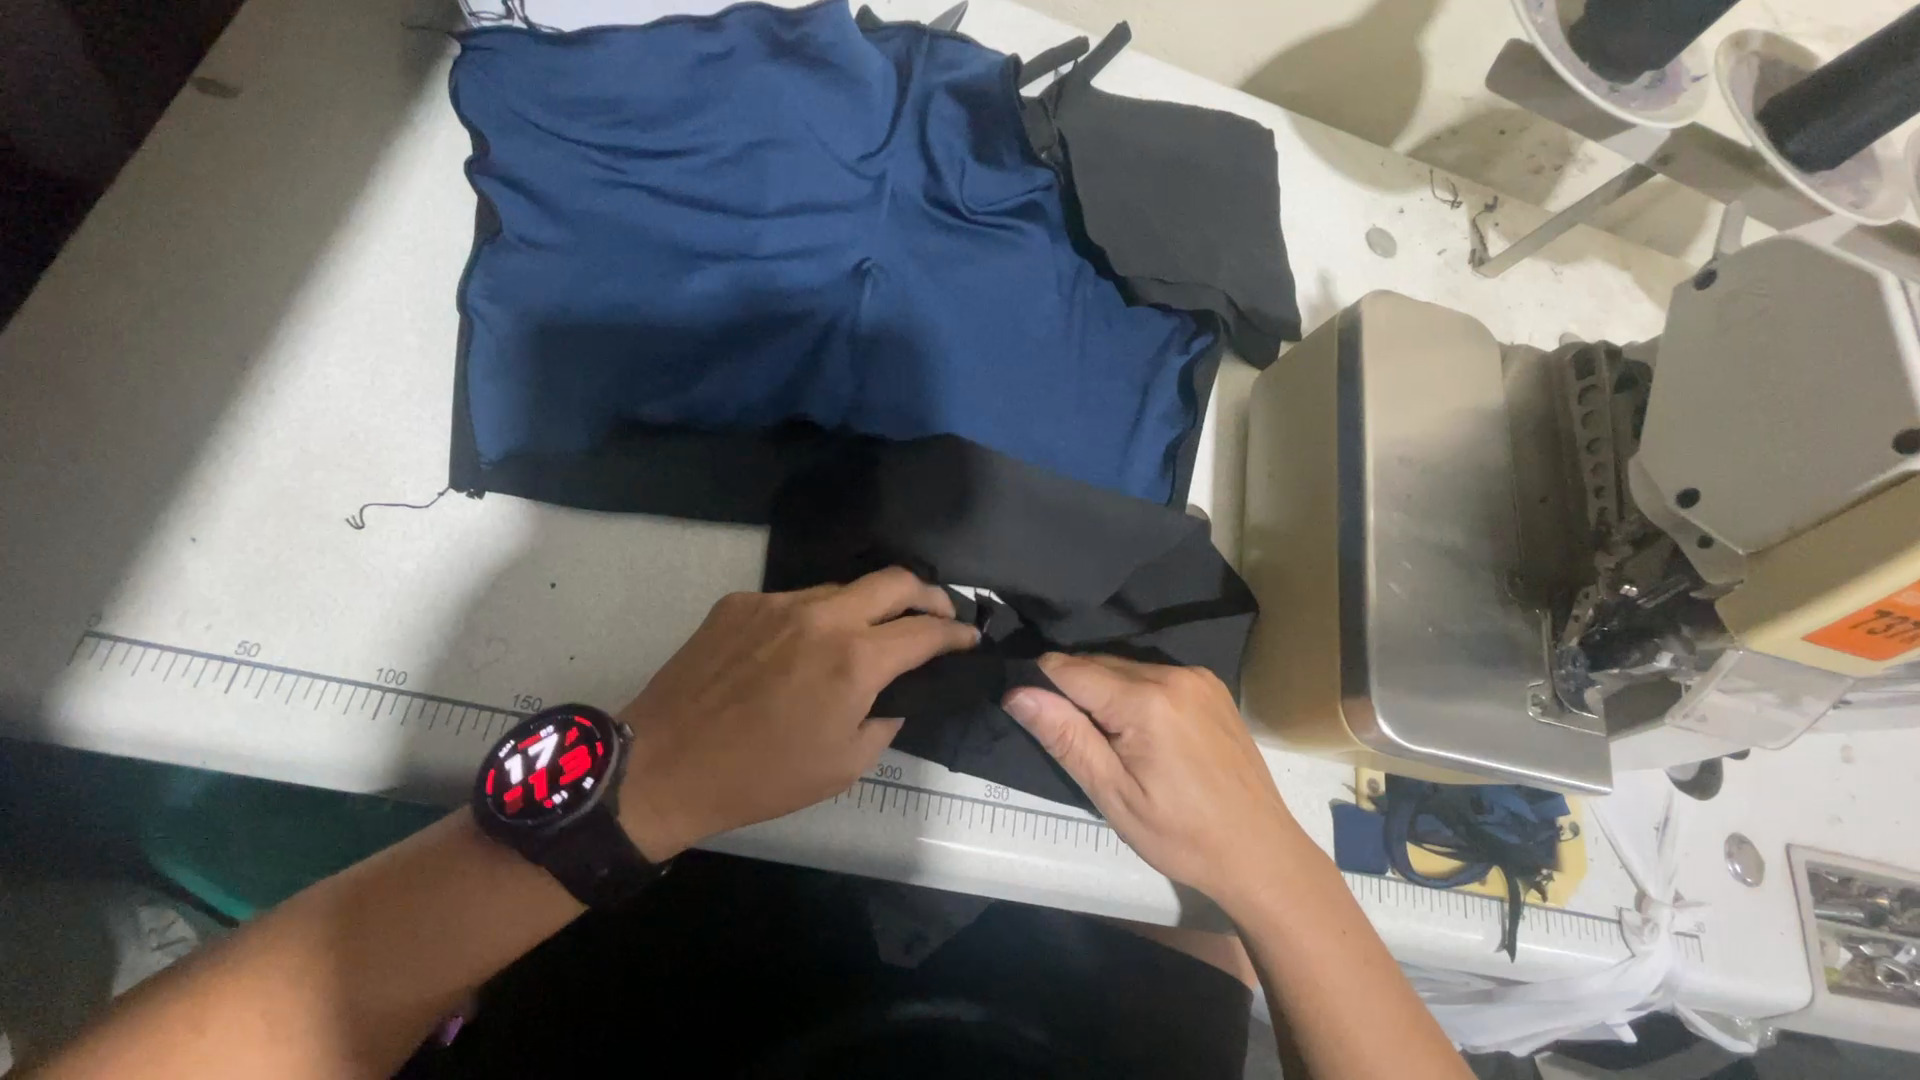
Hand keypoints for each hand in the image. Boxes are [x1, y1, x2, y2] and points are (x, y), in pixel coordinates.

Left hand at [615, 568, 977, 859]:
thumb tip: (896, 693)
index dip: (957, 634)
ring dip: (870, 605)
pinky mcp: (740, 602)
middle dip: (930, 594)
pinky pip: (795, 600)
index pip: (927, 630)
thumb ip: (886, 719)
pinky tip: (804, 648)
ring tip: (871, 634)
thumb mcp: (844, 764)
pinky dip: (817, 617)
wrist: (664, 766)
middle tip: (940, 615)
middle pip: (896, 579)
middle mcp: (822, 615)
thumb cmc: (762, 777)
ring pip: (844, 586)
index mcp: (855, 659)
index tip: (970, 639)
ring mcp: (777, 602)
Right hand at [1003, 654, 1309, 909]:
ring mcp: (1197, 677)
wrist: (1259, 852)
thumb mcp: (1112, 794)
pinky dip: (1134, 693)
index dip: (1040, 685)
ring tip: (1107, 742)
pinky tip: (1140, 732)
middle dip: (1072, 692)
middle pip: (1096, 664)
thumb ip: (1065, 736)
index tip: (1028, 712)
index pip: (1068, 668)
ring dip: (1103, 692)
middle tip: (1071, 740)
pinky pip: (1154, 674)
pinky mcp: (1212, 687)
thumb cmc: (1181, 835)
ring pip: (1124, 667)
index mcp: (1146, 701)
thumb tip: (1017, 693)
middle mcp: (1173, 674)